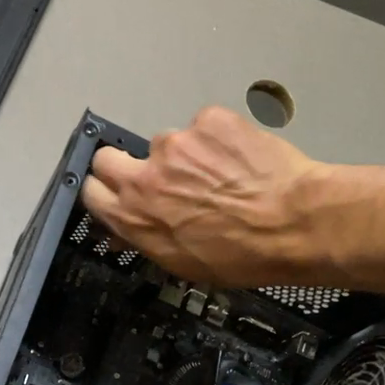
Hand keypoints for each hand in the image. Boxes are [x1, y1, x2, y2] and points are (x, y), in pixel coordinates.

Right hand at [82, 106, 348, 288]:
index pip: (90, 191)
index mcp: (133, 217)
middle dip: (125, 166)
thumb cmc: (240, 256)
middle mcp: (145, 176)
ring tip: (216, 176)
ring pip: (164, 144)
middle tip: (156, 180)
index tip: (115, 196)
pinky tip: (238, 161)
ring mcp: (177, 144)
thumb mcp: (181, 263)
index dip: (104, 193)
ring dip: (181, 157)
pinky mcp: (208, 120)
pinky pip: (202, 127)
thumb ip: (145, 239)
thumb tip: (126, 234)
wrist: (293, 224)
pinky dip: (215, 141)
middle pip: (108, 157)